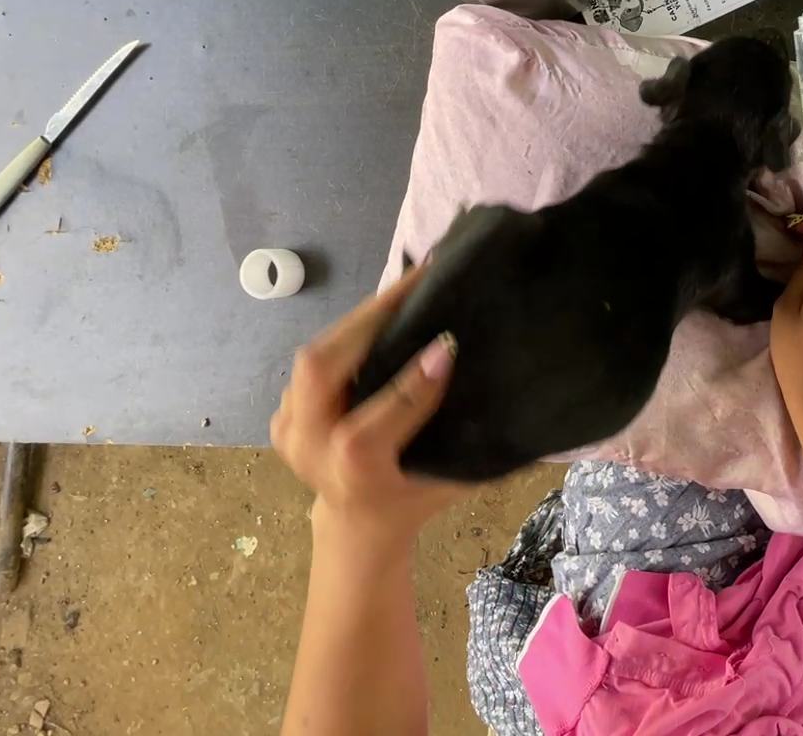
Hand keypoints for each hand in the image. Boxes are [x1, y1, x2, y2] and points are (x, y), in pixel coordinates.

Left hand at [270, 266, 464, 548]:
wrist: (354, 523)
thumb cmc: (412, 500)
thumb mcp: (451, 480)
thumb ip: (473, 441)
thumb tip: (519, 393)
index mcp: (351, 473)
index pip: (374, 424)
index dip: (412, 384)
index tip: (447, 343)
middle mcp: (309, 447)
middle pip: (321, 368)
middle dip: (370, 318)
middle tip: (419, 280)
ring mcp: (288, 426)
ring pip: (316, 355)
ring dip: (363, 318)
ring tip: (407, 287)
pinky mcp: (284, 409)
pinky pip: (318, 360)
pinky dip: (351, 333)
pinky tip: (384, 314)